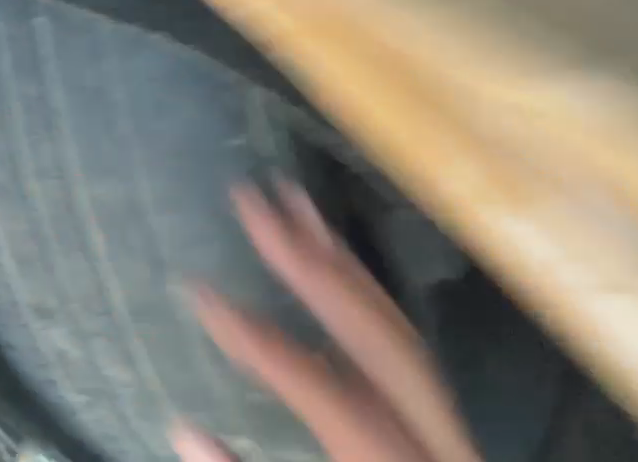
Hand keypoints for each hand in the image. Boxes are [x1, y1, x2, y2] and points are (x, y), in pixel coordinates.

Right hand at [173, 181, 480, 461]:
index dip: (260, 343)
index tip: (200, 293)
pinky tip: (332, 260)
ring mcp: (455, 433)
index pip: (328, 396)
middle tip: (254, 200)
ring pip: (404, 333)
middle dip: (310, 265)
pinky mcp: (453, 428)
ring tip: (293, 202)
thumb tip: (182, 426)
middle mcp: (441, 448)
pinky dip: (367, 294)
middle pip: (381, 343)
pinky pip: (410, 346)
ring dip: (342, 262)